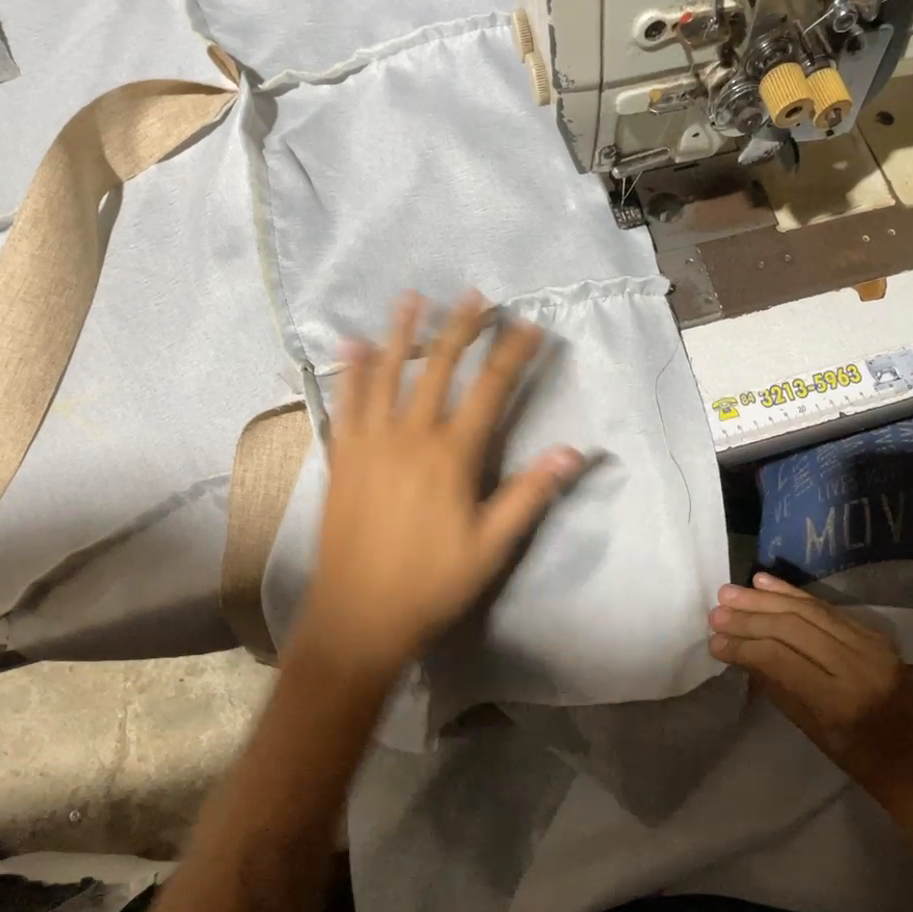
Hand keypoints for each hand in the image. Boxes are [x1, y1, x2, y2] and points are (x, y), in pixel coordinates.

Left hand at [299, 291, 582, 673]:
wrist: (359, 616)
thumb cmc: (432, 583)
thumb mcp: (491, 546)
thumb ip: (529, 494)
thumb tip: (573, 452)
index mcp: (452, 456)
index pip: (490, 391)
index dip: (512, 355)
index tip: (529, 325)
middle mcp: (409, 436)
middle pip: (439, 368)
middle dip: (461, 329)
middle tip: (477, 296)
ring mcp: (369, 443)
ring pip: (386, 374)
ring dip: (401, 332)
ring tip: (413, 297)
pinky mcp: (340, 456)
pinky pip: (344, 402)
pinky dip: (349, 371)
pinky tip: (352, 344)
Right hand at [708, 572, 912, 790]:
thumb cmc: (856, 756)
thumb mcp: (809, 728)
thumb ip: (775, 685)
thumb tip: (737, 652)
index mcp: (839, 701)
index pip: (781, 659)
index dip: (743, 646)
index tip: (714, 642)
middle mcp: (857, 665)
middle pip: (793, 628)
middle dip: (750, 618)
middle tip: (715, 613)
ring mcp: (871, 645)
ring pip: (809, 611)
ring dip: (766, 599)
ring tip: (731, 593)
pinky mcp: (875, 633)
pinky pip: (827, 609)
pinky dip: (793, 594)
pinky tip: (765, 584)